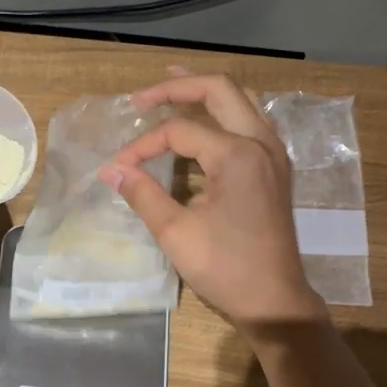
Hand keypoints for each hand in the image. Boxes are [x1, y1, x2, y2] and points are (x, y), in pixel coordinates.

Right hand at [100, 74, 325, 328]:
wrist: (274, 299)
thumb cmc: (225, 268)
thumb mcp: (175, 233)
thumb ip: (143, 194)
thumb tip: (110, 171)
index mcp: (237, 155)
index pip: (180, 130)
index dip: (143, 145)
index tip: (119, 168)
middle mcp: (261, 143)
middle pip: (220, 91)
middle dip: (179, 88)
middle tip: (143, 96)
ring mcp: (274, 154)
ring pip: (242, 101)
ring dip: (206, 93)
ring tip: (174, 87)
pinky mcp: (276, 169)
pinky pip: (252, 121)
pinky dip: (225, 113)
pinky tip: (206, 122)